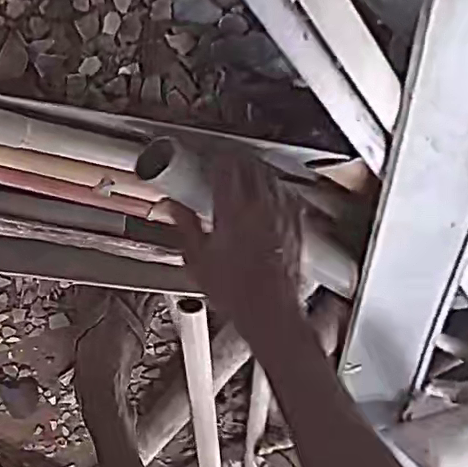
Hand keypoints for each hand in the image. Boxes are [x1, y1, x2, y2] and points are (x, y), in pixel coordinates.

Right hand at [168, 151, 302, 321]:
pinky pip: (289, 196)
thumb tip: (171, 207)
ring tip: (246, 170)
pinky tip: (271, 193)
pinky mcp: (297, 227)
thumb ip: (183, 225)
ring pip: (271, 179)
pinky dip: (277, 189)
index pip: (225, 169)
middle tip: (225, 159)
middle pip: (251, 168)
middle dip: (237, 160)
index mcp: (232, 211)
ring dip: (257, 171)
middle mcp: (261, 209)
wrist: (268, 310)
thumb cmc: (234, 290)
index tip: (209, 156)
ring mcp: (282, 216)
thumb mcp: (195, 258)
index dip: (216, 157)